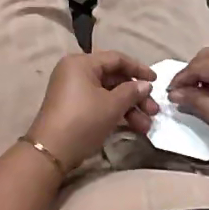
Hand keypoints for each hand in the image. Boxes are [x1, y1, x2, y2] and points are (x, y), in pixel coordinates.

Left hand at [25, 51, 157, 175]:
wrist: (52, 150)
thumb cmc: (83, 120)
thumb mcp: (112, 105)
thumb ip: (131, 92)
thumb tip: (145, 84)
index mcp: (80, 63)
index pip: (115, 59)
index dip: (138, 69)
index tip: (157, 81)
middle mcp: (74, 71)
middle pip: (113, 77)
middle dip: (136, 95)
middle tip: (154, 111)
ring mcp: (72, 90)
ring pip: (108, 93)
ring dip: (129, 108)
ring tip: (146, 126)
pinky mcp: (73, 107)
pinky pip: (99, 103)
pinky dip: (115, 112)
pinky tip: (134, 127)